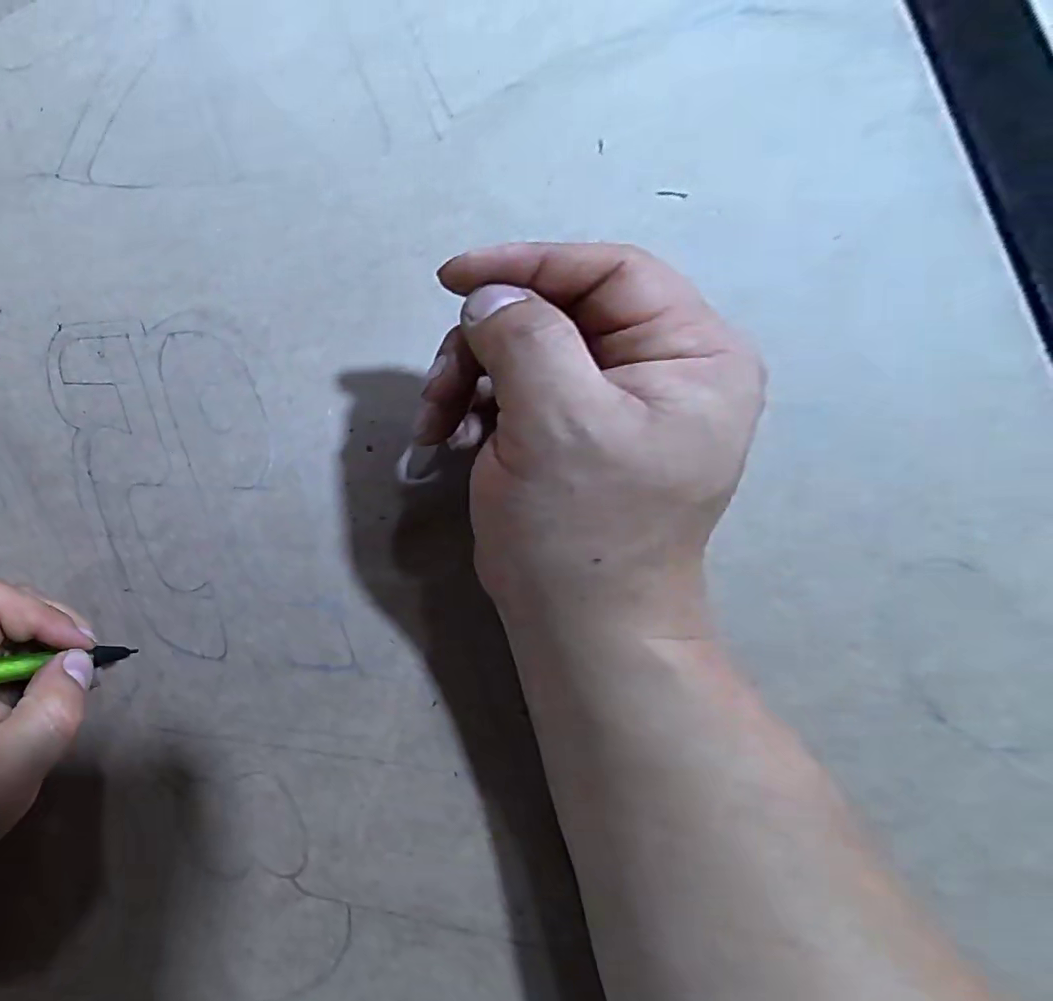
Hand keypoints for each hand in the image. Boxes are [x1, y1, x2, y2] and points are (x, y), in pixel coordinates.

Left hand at [0, 582, 98, 874]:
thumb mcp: (16, 763)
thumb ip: (53, 708)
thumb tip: (81, 658)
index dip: (47, 617)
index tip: (88, 651)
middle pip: (1, 609)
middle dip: (53, 628)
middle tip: (90, 662)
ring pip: (7, 628)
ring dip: (49, 646)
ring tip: (80, 676)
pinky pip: (4, 652)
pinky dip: (38, 663)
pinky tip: (58, 686)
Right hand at [414, 243, 765, 634]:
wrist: (575, 616)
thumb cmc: (578, 525)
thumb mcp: (556, 423)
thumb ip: (526, 341)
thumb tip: (486, 296)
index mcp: (686, 354)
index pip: (607, 273)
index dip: (527, 264)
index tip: (451, 277)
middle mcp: (651, 369)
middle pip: (552, 314)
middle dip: (482, 344)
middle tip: (437, 388)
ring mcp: (603, 404)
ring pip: (519, 353)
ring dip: (465, 380)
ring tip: (435, 425)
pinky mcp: (561, 433)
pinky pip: (508, 392)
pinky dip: (469, 408)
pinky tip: (449, 439)